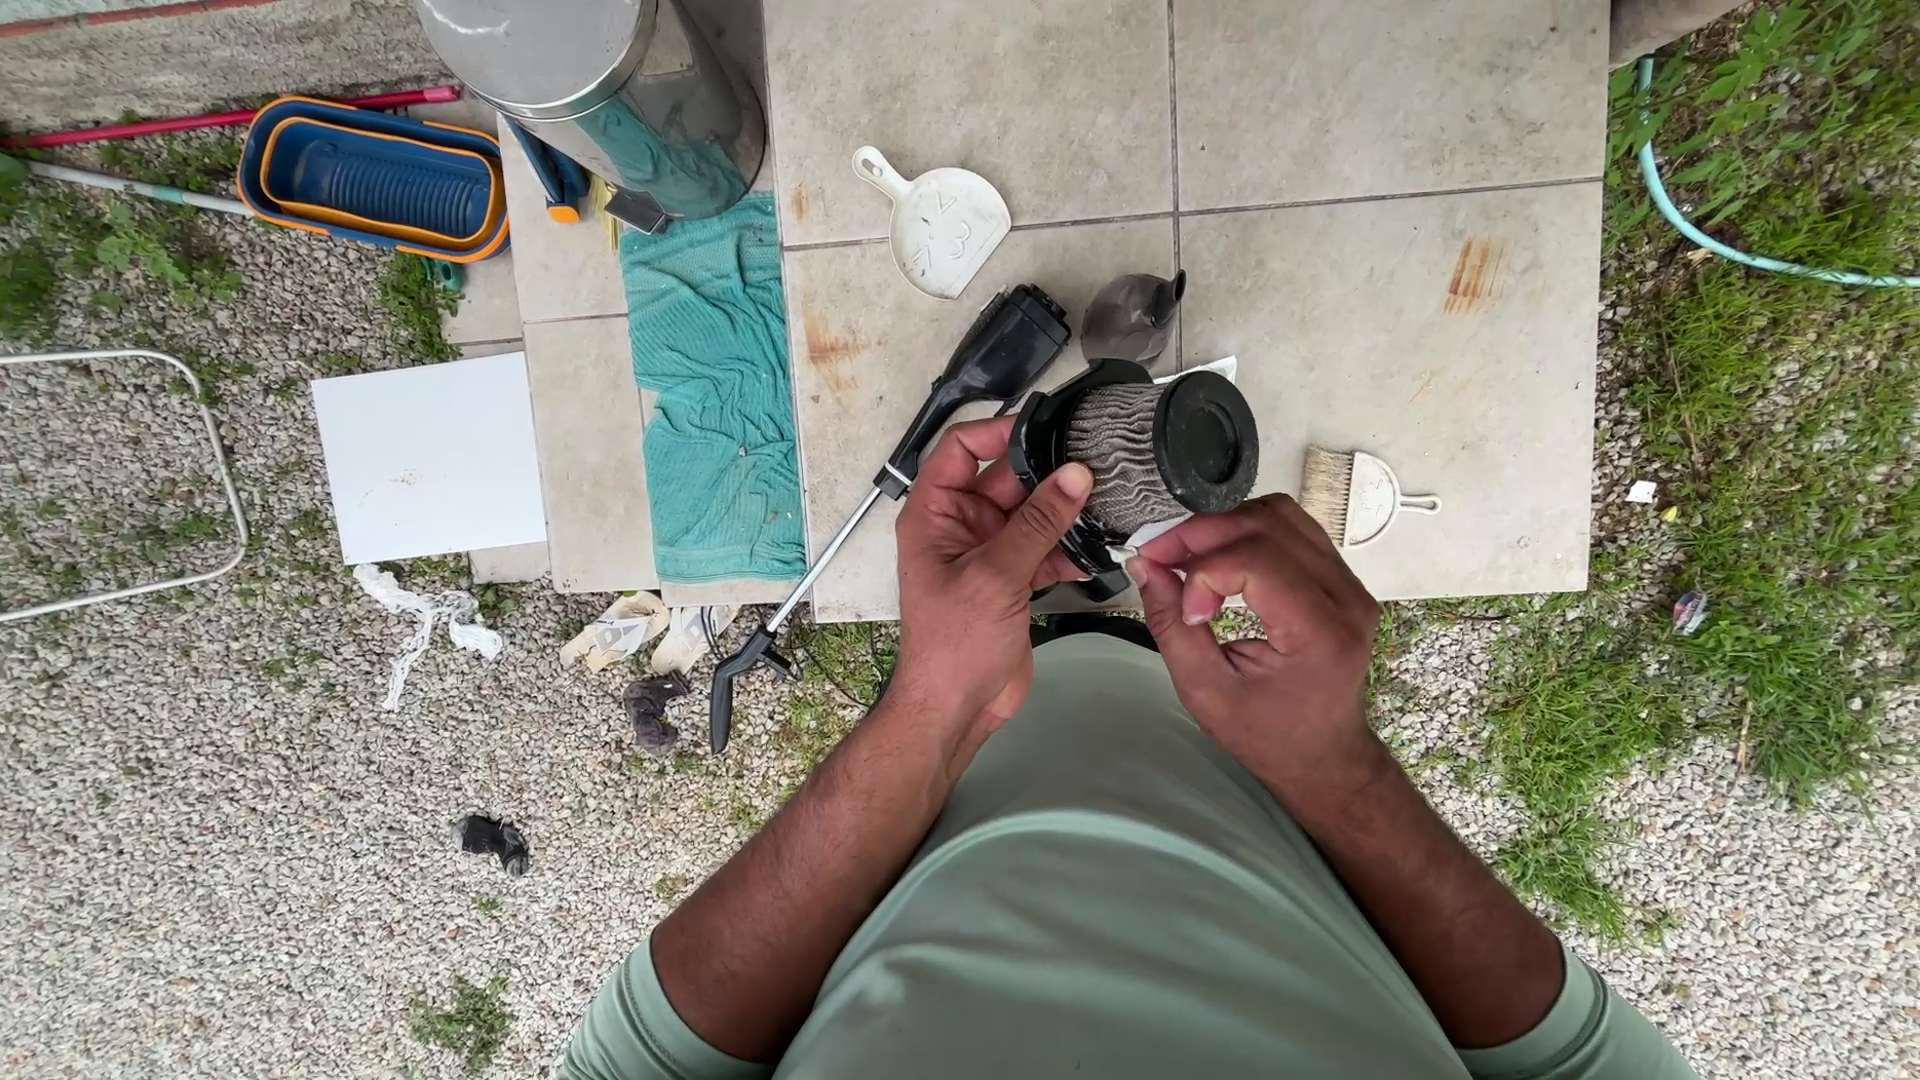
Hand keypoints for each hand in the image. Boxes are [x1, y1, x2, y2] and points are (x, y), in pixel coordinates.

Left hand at [891, 416, 1091, 733]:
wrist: (957, 707)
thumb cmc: (953, 643)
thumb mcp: (994, 575)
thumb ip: (1037, 524)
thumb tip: (1075, 476)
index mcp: (935, 514)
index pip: (960, 450)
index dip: (998, 432)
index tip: (1044, 427)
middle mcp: (960, 526)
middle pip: (1005, 480)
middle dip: (1046, 477)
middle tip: (1095, 468)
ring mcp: (989, 552)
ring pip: (1031, 515)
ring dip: (1063, 515)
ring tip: (1103, 508)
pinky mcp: (1012, 578)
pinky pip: (1043, 549)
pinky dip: (1066, 552)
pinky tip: (1093, 556)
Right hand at [1127, 494, 1381, 800]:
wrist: (1322, 754)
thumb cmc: (1266, 735)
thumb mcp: (1204, 692)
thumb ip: (1171, 626)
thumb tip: (1144, 566)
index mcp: (1321, 634)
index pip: (1258, 561)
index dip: (1204, 572)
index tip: (1185, 611)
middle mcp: (1346, 598)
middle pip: (1267, 526)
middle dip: (1202, 535)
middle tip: (1160, 557)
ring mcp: (1349, 583)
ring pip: (1279, 515)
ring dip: (1222, 527)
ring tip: (1185, 556)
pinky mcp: (1339, 578)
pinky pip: (1289, 528)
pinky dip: (1242, 532)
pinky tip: (1215, 558)